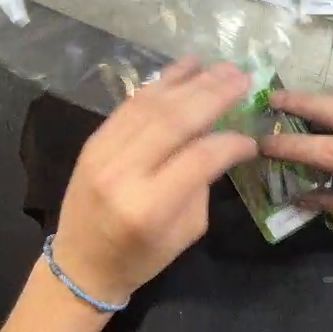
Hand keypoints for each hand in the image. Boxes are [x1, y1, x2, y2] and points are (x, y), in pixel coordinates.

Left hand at [50, 59, 259, 303]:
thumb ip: (202, 184)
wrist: (81, 264)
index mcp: (149, 206)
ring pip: (152, 105)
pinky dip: (161, 83)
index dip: (230, 143)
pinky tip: (186, 68)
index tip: (252, 138)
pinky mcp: (93, 141)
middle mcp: (123, 173)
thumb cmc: (140, 257)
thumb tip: (221, 139)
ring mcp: (103, 153)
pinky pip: (131, 104)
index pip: (199, 158)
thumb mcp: (185, 232)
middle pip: (174, 121)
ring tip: (222, 67)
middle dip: (214, 95)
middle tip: (244, 78)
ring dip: (191, 82)